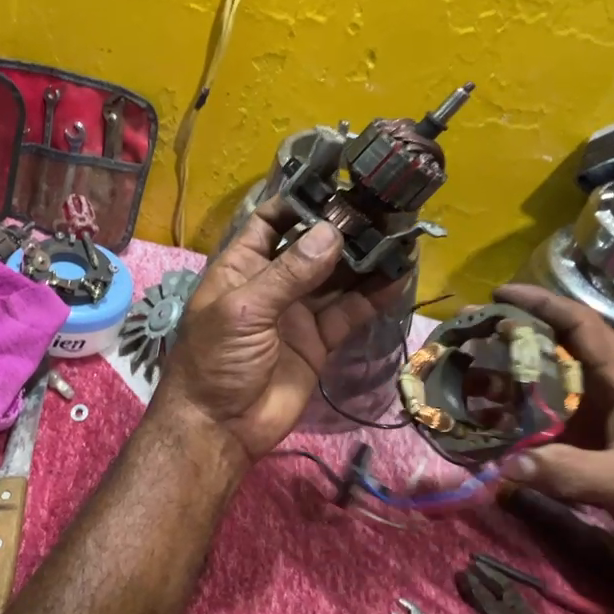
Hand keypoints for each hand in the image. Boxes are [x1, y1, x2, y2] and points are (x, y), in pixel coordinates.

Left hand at [155, 202, 399, 465]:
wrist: (220, 427)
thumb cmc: (216, 359)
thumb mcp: (245, 308)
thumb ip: (289, 273)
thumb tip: (332, 232)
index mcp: (242, 267)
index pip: (270, 222)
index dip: (299, 204)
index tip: (337, 186)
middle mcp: (272, 283)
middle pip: (310, 247)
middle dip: (341, 230)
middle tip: (382, 209)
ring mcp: (296, 312)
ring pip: (335, 278)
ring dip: (362, 260)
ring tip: (397, 236)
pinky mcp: (318, 342)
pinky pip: (348, 313)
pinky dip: (370, 297)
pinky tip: (396, 280)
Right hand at [492, 284, 613, 570]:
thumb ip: (569, 473)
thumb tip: (505, 465)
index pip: (582, 326)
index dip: (542, 303)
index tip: (500, 293)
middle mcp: (612, 393)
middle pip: (557, 351)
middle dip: (514, 338)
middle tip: (469, 334)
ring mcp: (605, 422)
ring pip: (551, 388)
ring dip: (512, 380)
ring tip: (470, 377)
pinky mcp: (599, 448)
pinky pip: (551, 423)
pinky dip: (520, 419)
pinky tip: (494, 428)